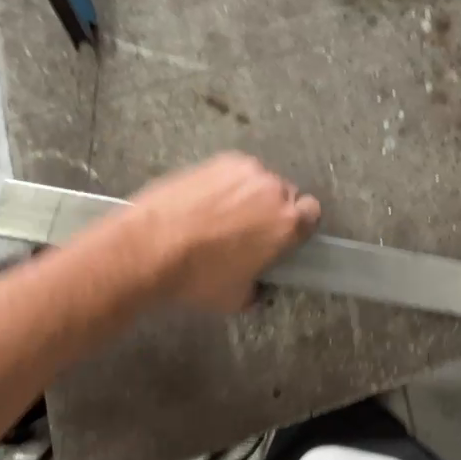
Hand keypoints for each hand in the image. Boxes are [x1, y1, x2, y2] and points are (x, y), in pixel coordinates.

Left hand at [123, 153, 321, 312]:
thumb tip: (257, 286)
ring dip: (249, 194)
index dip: (298, 224)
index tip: (282, 236)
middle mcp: (274, 190)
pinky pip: (234, 172)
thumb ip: (257, 288)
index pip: (312, 213)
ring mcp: (247, 171)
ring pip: (259, 181)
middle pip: (285, 194)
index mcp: (287, 224)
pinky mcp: (220, 160)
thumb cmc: (196, 278)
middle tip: (247, 229)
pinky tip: (204, 202)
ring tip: (220, 214)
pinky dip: (225, 184)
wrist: (147, 248)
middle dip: (271, 209)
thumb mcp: (234, 298)